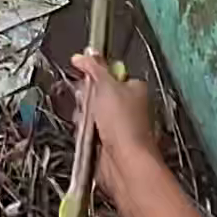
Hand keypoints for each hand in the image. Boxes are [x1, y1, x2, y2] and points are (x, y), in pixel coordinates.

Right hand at [71, 53, 163, 206]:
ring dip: (83, 114)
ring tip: (87, 121)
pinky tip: (85, 133)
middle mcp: (128, 105)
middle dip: (86, 96)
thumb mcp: (105, 85)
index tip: (85, 77)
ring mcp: (117, 125)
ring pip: (90, 111)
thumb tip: (84, 53)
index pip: (109, 74)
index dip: (95, 75)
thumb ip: (93, 67)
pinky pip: (87, 129)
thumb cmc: (122, 122)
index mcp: (134, 88)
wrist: (124, 163)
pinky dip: (83, 130)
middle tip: (86, 101)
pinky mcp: (106, 141)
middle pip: (97, 92)